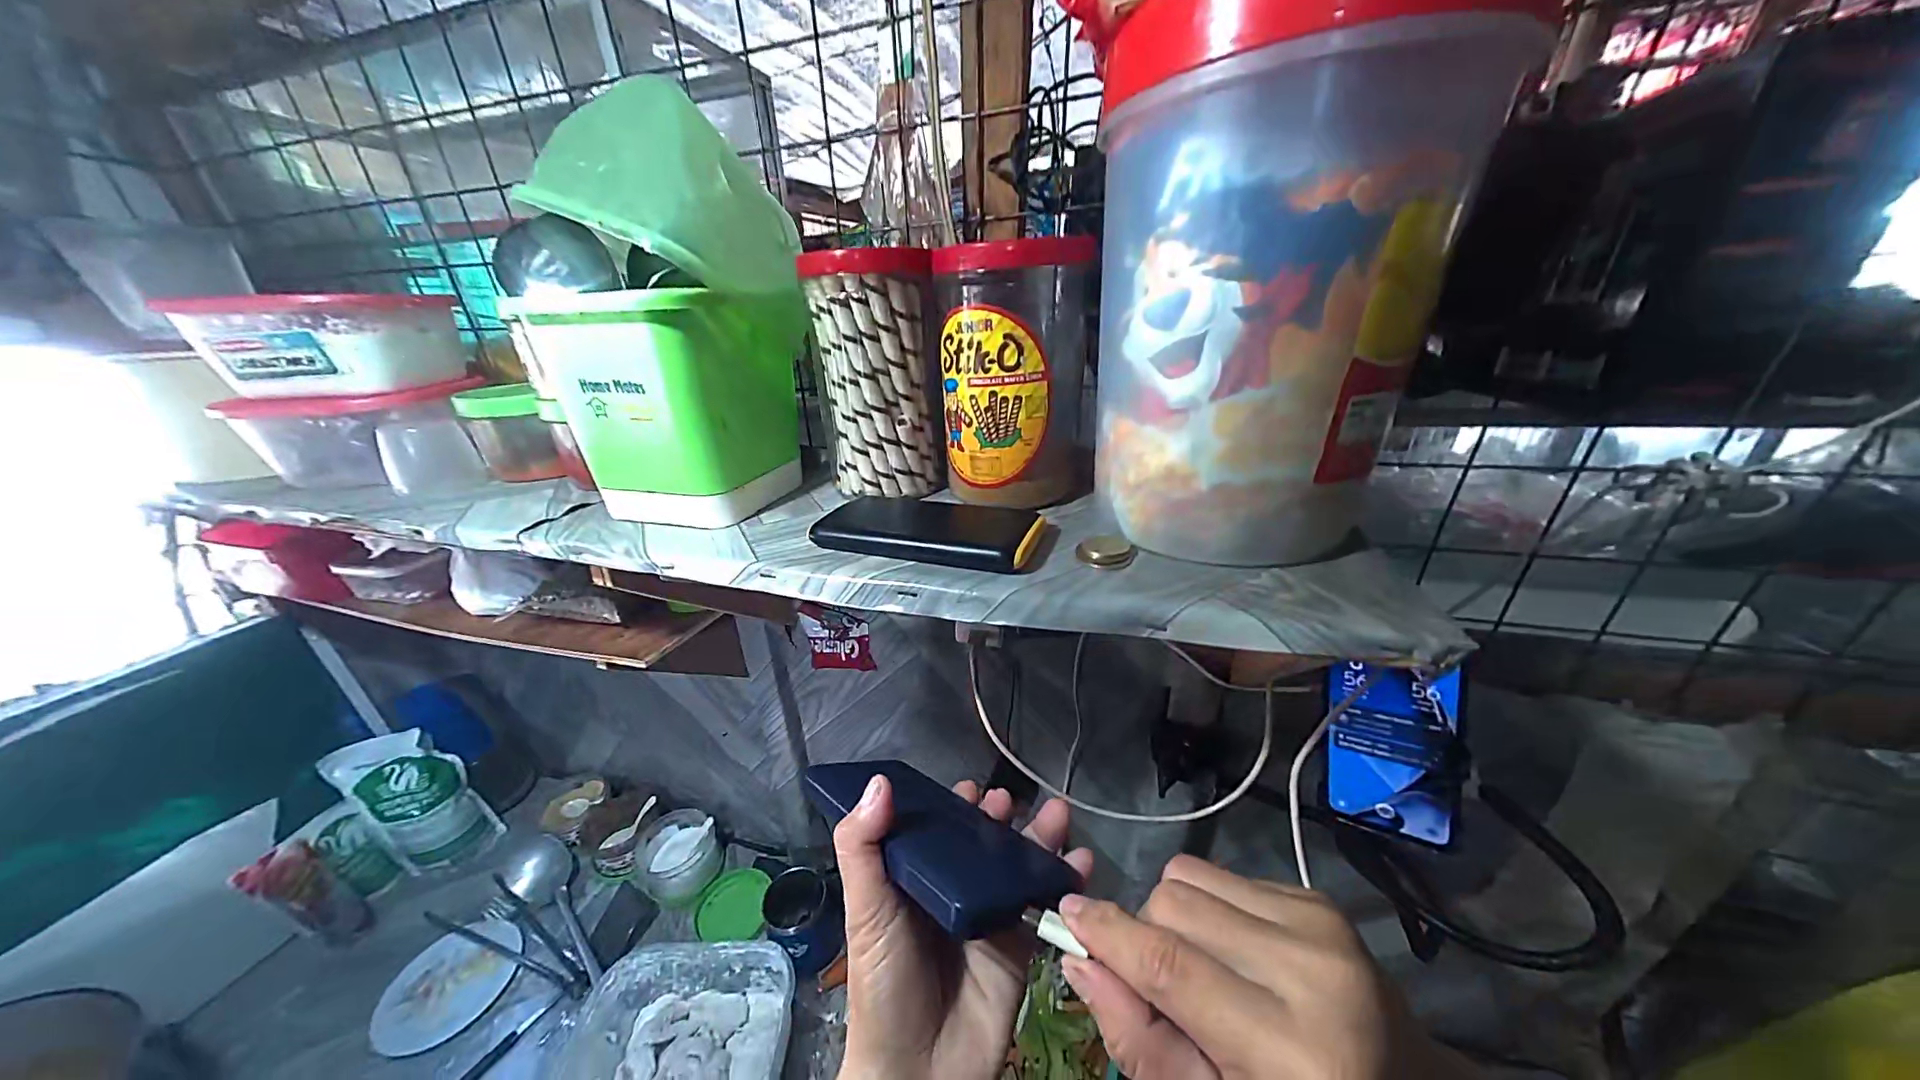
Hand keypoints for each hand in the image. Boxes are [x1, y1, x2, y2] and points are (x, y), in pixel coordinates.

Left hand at [834, 775, 1094, 1079]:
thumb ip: (863, 847)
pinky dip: (1064, 879)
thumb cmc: (882, 984)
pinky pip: (1044, 905)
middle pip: (982, 842)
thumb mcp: (865, 910)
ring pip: (1017, 865)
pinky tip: (1079, 860)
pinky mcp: (1019, 945)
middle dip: (1000, 816)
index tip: (971, 788)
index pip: (938, 830)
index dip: (954, 806)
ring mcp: (989, 916)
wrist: (918, 1070)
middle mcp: (954, 891)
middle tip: (1009, 800)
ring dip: (1039, 837)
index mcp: (916, 878)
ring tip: (1056, 815)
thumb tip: (877, 783)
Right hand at [1059, 855, 1476, 1079]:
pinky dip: (1209, 907)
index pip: (1170, 964)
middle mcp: (1312, 970)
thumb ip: (1140, 1041)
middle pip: (1171, 904)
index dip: (1107, 933)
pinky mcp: (1319, 899)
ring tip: (1206, 966)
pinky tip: (1240, 952)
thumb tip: (1079, 959)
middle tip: (1165, 985)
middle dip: (1147, 935)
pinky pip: (1221, 875)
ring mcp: (1321, 924)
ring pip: (1189, 876)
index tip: (1064, 915)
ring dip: (1176, 915)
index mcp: (1292, 1050)